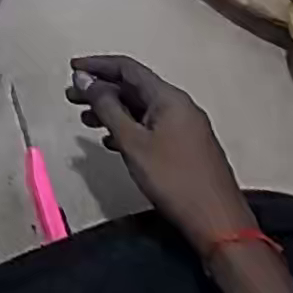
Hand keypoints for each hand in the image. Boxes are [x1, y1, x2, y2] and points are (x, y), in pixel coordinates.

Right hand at [67, 55, 257, 245]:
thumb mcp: (132, 141)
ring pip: (140, 108)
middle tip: (71, 97)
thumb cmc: (173, 179)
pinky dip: (127, 128)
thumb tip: (83, 78)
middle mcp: (179, 106)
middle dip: (100, 90)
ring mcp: (185, 128)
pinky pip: (150, 126)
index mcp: (169, 98)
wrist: (221, 227)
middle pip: (133, 88)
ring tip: (85, 120)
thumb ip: (106, 106)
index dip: (97, 65)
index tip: (72, 68)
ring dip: (111, 111)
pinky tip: (110, 142)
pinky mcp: (186, 148)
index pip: (127, 68)